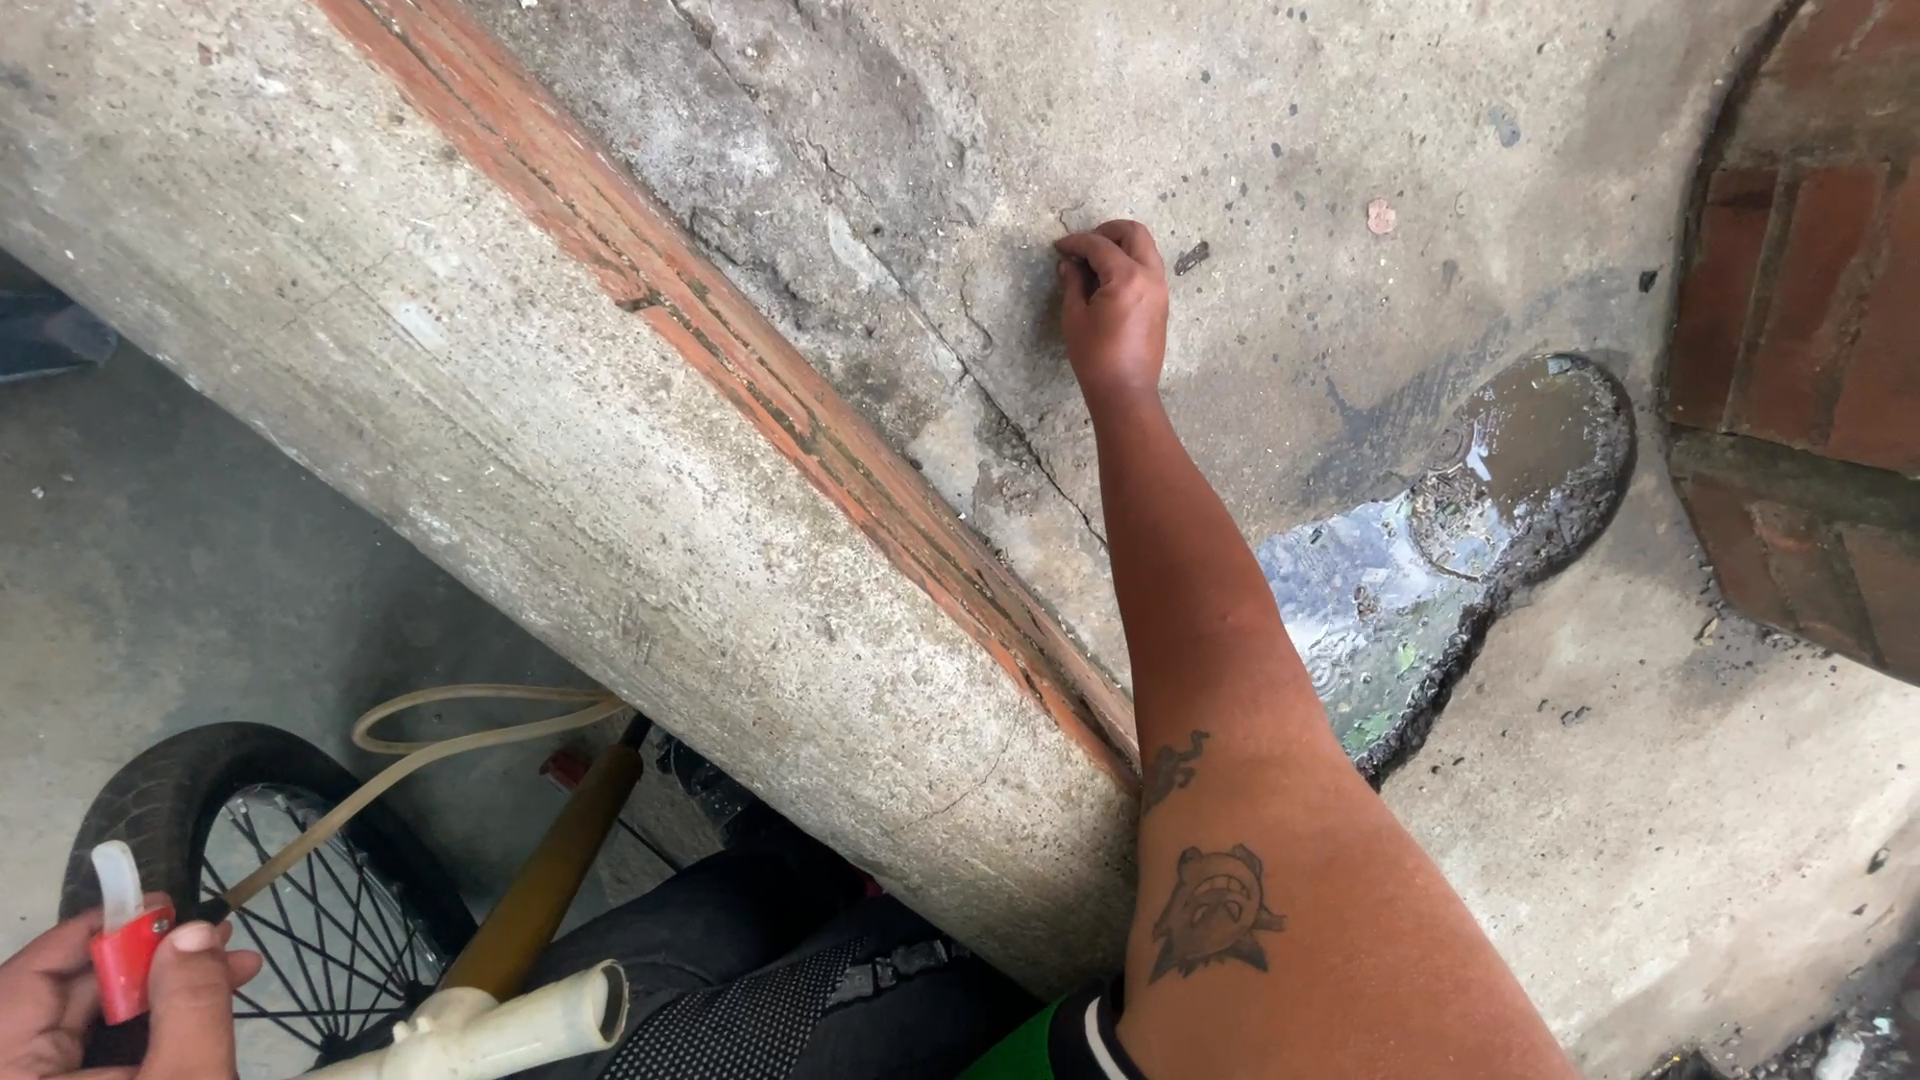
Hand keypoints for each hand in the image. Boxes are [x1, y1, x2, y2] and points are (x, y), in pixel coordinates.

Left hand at [0, 903, 261, 1079]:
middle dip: (148, 961)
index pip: (26, 979)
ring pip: (87, 1023)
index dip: (92, 932)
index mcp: (6, 1076)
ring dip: (162, 988)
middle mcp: (7, 1079)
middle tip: (220, 937)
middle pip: (62, 999)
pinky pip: (94, 1051)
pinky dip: (151, 1022)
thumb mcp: (187, 1075)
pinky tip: (207, 1002)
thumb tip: (193, 932)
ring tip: (233, 968)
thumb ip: (192, 1000)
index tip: (161, 904)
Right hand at [1055, 220, 1169, 409]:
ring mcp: (1160, 288)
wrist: (1125, 390)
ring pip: (1145, 248)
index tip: (1060, 247)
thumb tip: (1068, 265)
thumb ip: (1073, 284)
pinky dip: (1130, 262)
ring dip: (1121, 246)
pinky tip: (1109, 279)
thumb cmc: (1095, 357)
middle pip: (1134, 233)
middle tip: (1084, 246)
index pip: (1100, 245)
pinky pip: (1149, 267)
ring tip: (1095, 262)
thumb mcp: (1075, 318)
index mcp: (1127, 277)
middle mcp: (1150, 275)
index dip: (1076, 242)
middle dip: (1106, 232)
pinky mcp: (1162, 302)